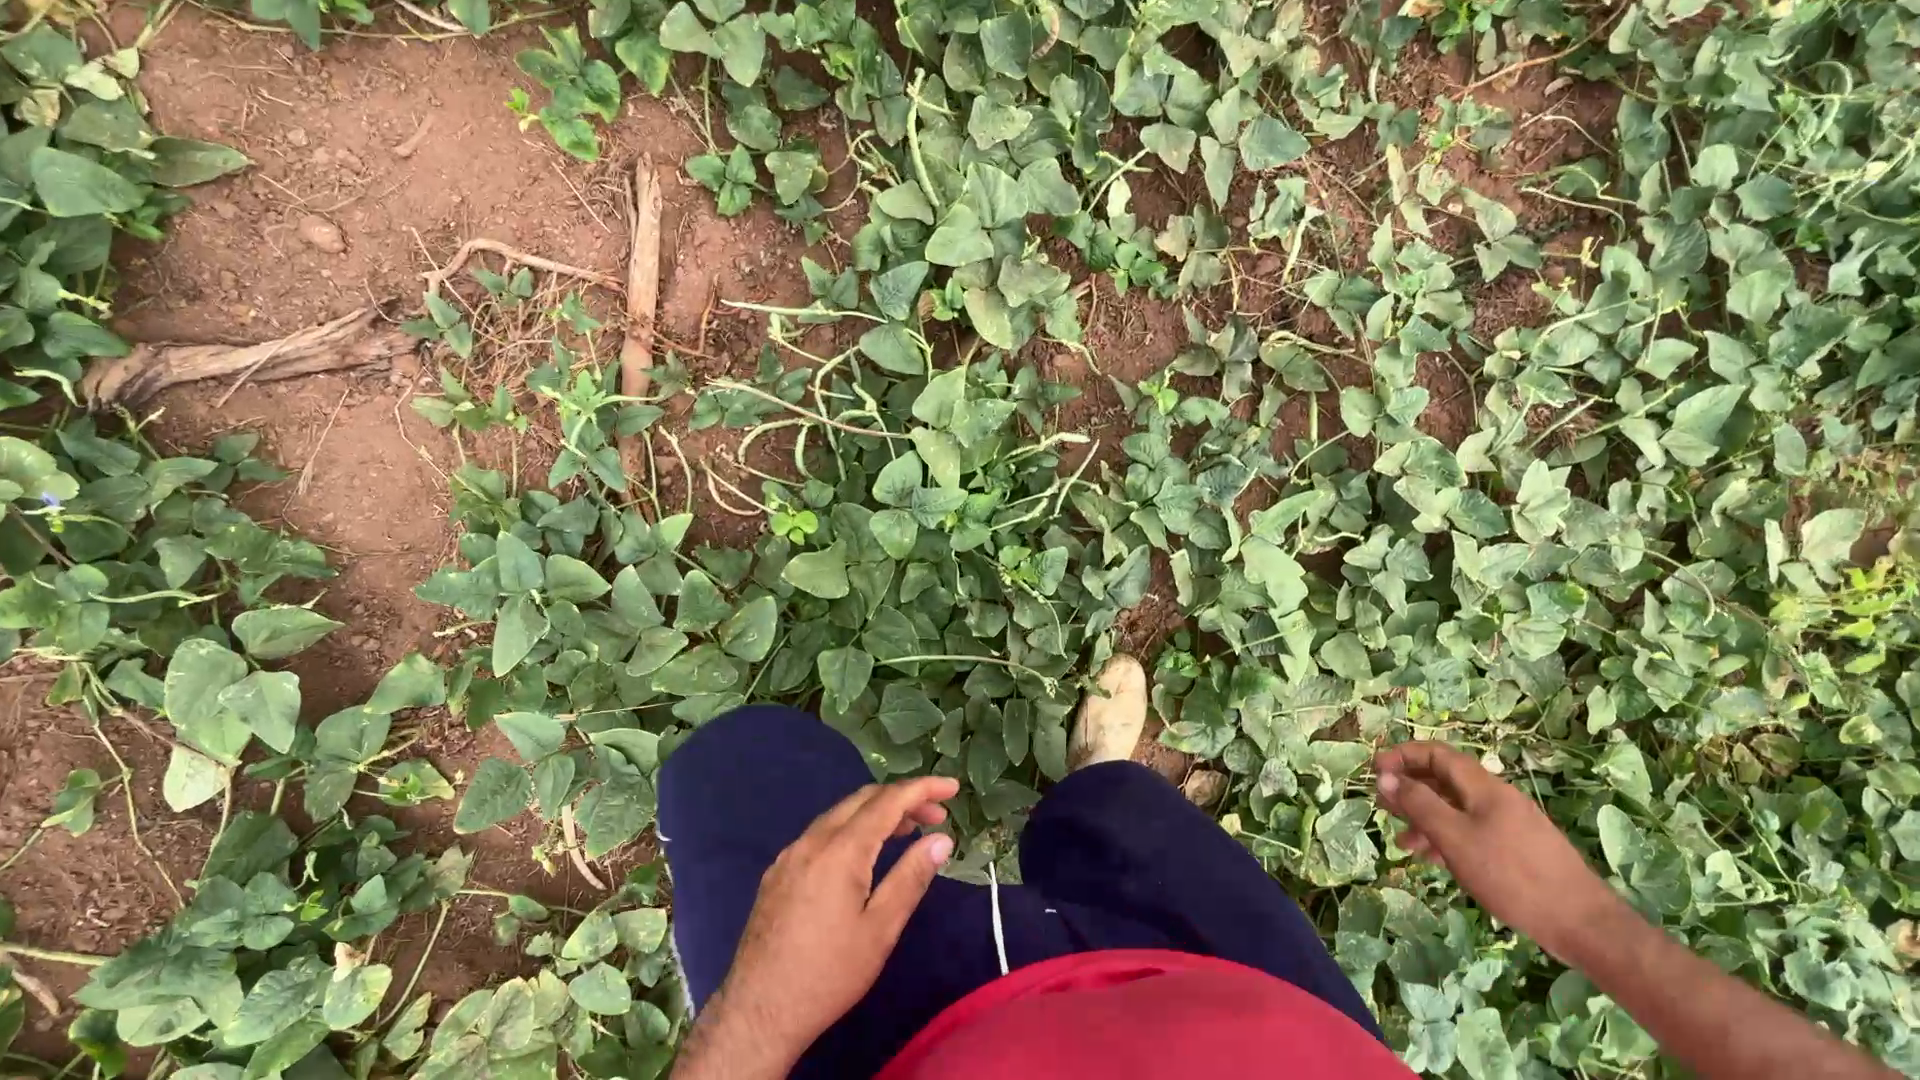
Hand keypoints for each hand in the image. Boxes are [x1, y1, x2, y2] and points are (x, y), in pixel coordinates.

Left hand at [704, 777, 958, 1061]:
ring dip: (875, 813)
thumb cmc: (829, 973)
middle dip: (901, 798)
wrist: (759, 1010)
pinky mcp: (777, 873)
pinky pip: (820, 834)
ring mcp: (789, 856)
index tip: (952, 787)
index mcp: (840, 850)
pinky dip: (850, 830)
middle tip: (936, 815)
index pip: (888, 802)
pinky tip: (862, 854)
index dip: (922, 789)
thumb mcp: (880, 929)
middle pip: (862, 799)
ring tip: (907, 831)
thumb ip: (911, 877)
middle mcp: (811, 841)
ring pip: (838, 815)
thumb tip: (941, 839)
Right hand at [1374, 741, 1621, 959]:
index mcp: (1485, 788)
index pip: (1437, 754)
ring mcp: (1510, 824)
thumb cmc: (1512, 876)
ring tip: (1402, 842)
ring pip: (1457, 809)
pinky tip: (1434, 860)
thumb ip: (1419, 804)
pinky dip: (1447, 838)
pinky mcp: (1517, 849)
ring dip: (1425, 818)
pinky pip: (1472, 831)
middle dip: (1411, 789)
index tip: (1375, 772)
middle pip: (1445, 780)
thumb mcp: (1455, 838)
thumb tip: (1386, 777)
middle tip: (1383, 807)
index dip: (1403, 756)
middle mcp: (1497, 799)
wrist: (1582, 924)